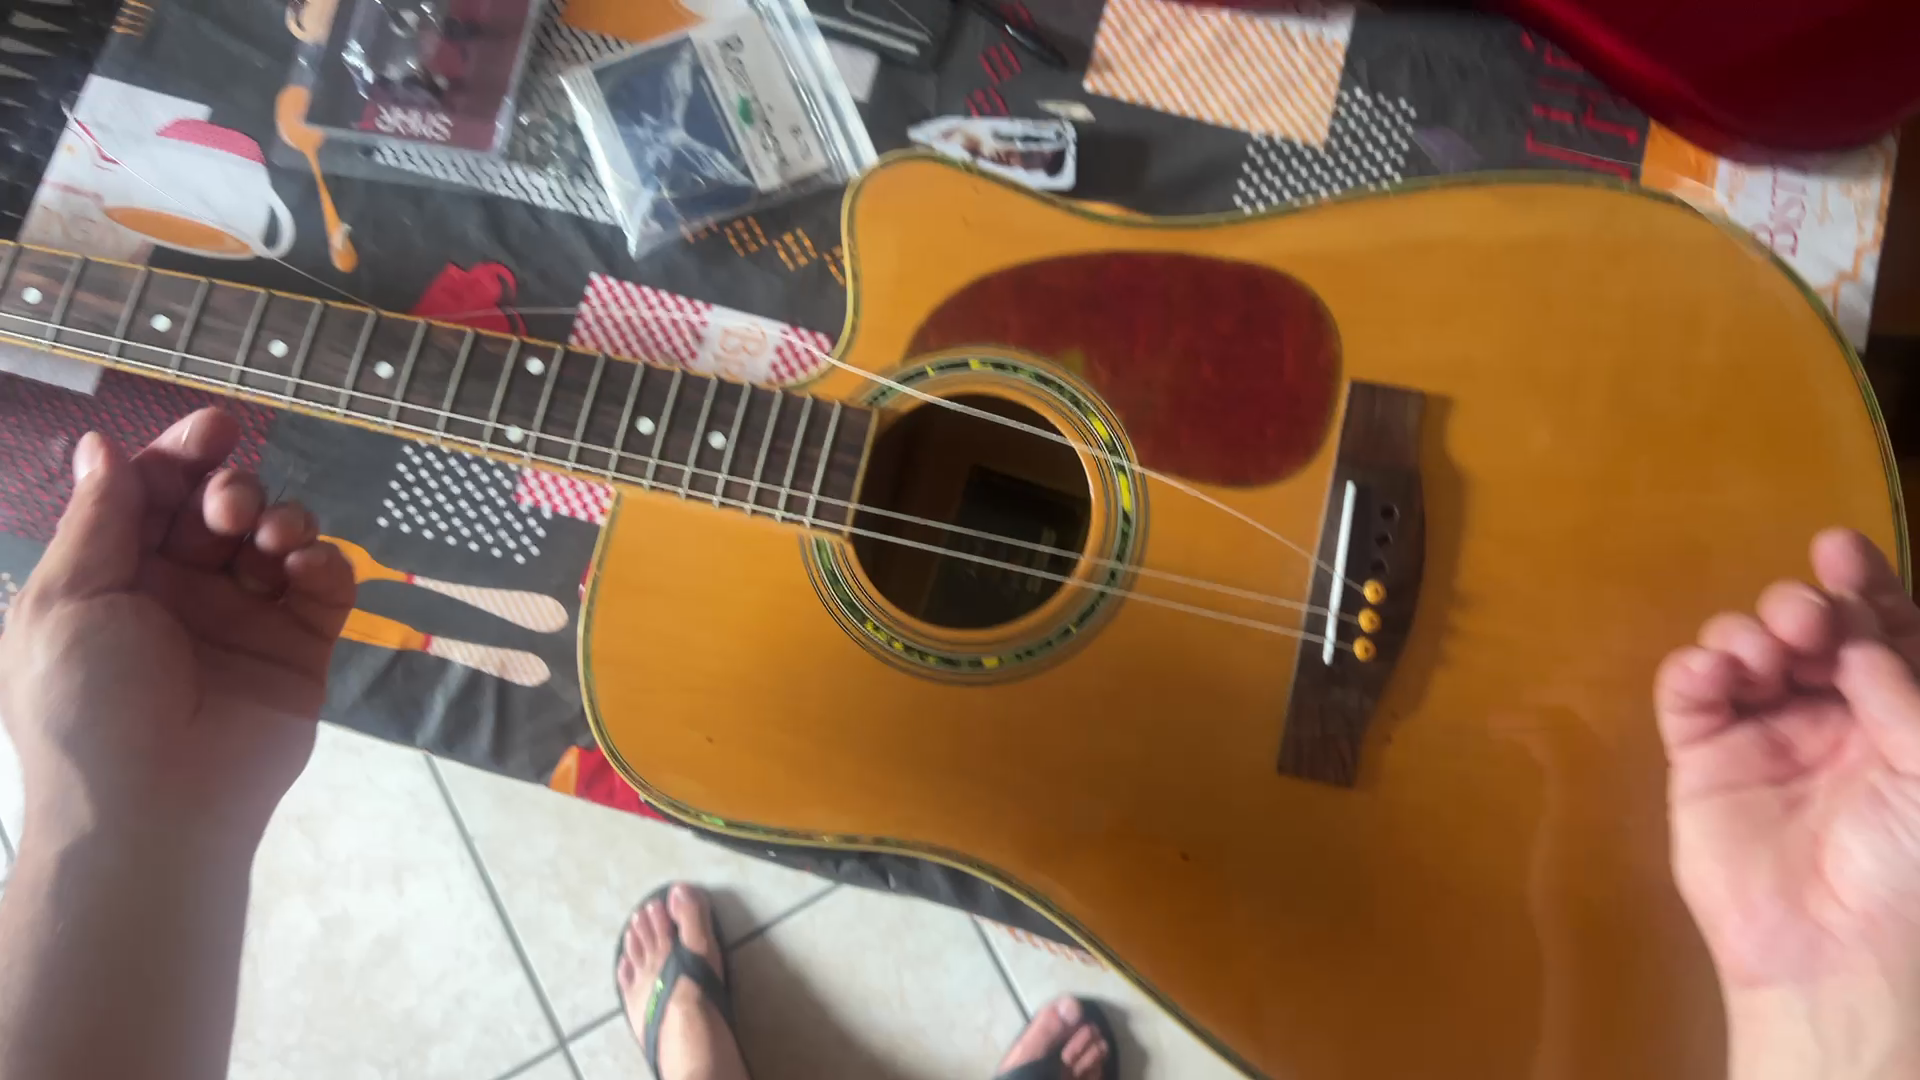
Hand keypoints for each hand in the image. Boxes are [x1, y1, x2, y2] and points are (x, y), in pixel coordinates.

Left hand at [0, 408, 354, 851]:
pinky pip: (326, 585)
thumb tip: (102, 447)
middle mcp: (186, 589)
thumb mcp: (69, 604)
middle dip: (233, 493)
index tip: (219, 423)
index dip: (181, 457)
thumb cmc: (90, 701)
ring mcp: (251, 614)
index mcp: (117, 578)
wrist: (164, 796)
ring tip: (275, 539)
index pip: (153, 499)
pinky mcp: (305, 639)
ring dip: (284, 523)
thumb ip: (100, 524)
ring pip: (281, 541)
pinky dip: (325, 564)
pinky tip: (309, 567)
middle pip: (221, 513)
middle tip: (232, 508)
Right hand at [1657, 528, 1919, 1077]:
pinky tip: (1711, 672)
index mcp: (1910, 725)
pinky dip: (1694, 673)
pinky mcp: (1701, 755)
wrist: (1837, 950)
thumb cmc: (1918, 865)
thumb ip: (1904, 700)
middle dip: (1803, 612)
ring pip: (1743, 659)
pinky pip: (1688, 696)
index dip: (1868, 590)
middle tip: (1800, 616)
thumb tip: (1853, 642)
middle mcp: (1840, 721)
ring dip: (1745, 638)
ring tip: (1758, 651)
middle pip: (1811, 641)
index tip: (1836, 545)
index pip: (1889, 641)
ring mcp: (1765, 736)